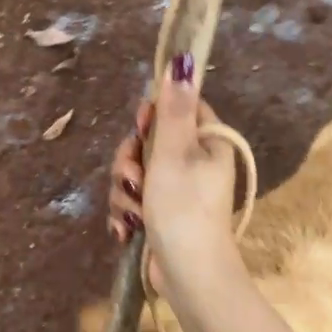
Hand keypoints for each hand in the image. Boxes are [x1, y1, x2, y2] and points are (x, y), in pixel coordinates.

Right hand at [107, 53, 240, 293]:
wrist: (189, 272)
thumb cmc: (184, 209)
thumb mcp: (175, 153)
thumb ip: (174, 109)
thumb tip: (183, 60)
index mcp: (206, 143)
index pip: (176, 112)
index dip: (150, 120)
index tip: (139, 133)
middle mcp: (193, 165)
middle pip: (147, 146)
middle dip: (129, 166)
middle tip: (133, 182)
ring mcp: (175, 195)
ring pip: (134, 178)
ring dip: (124, 196)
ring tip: (132, 215)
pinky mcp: (160, 219)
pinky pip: (133, 205)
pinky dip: (126, 217)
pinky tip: (126, 232)